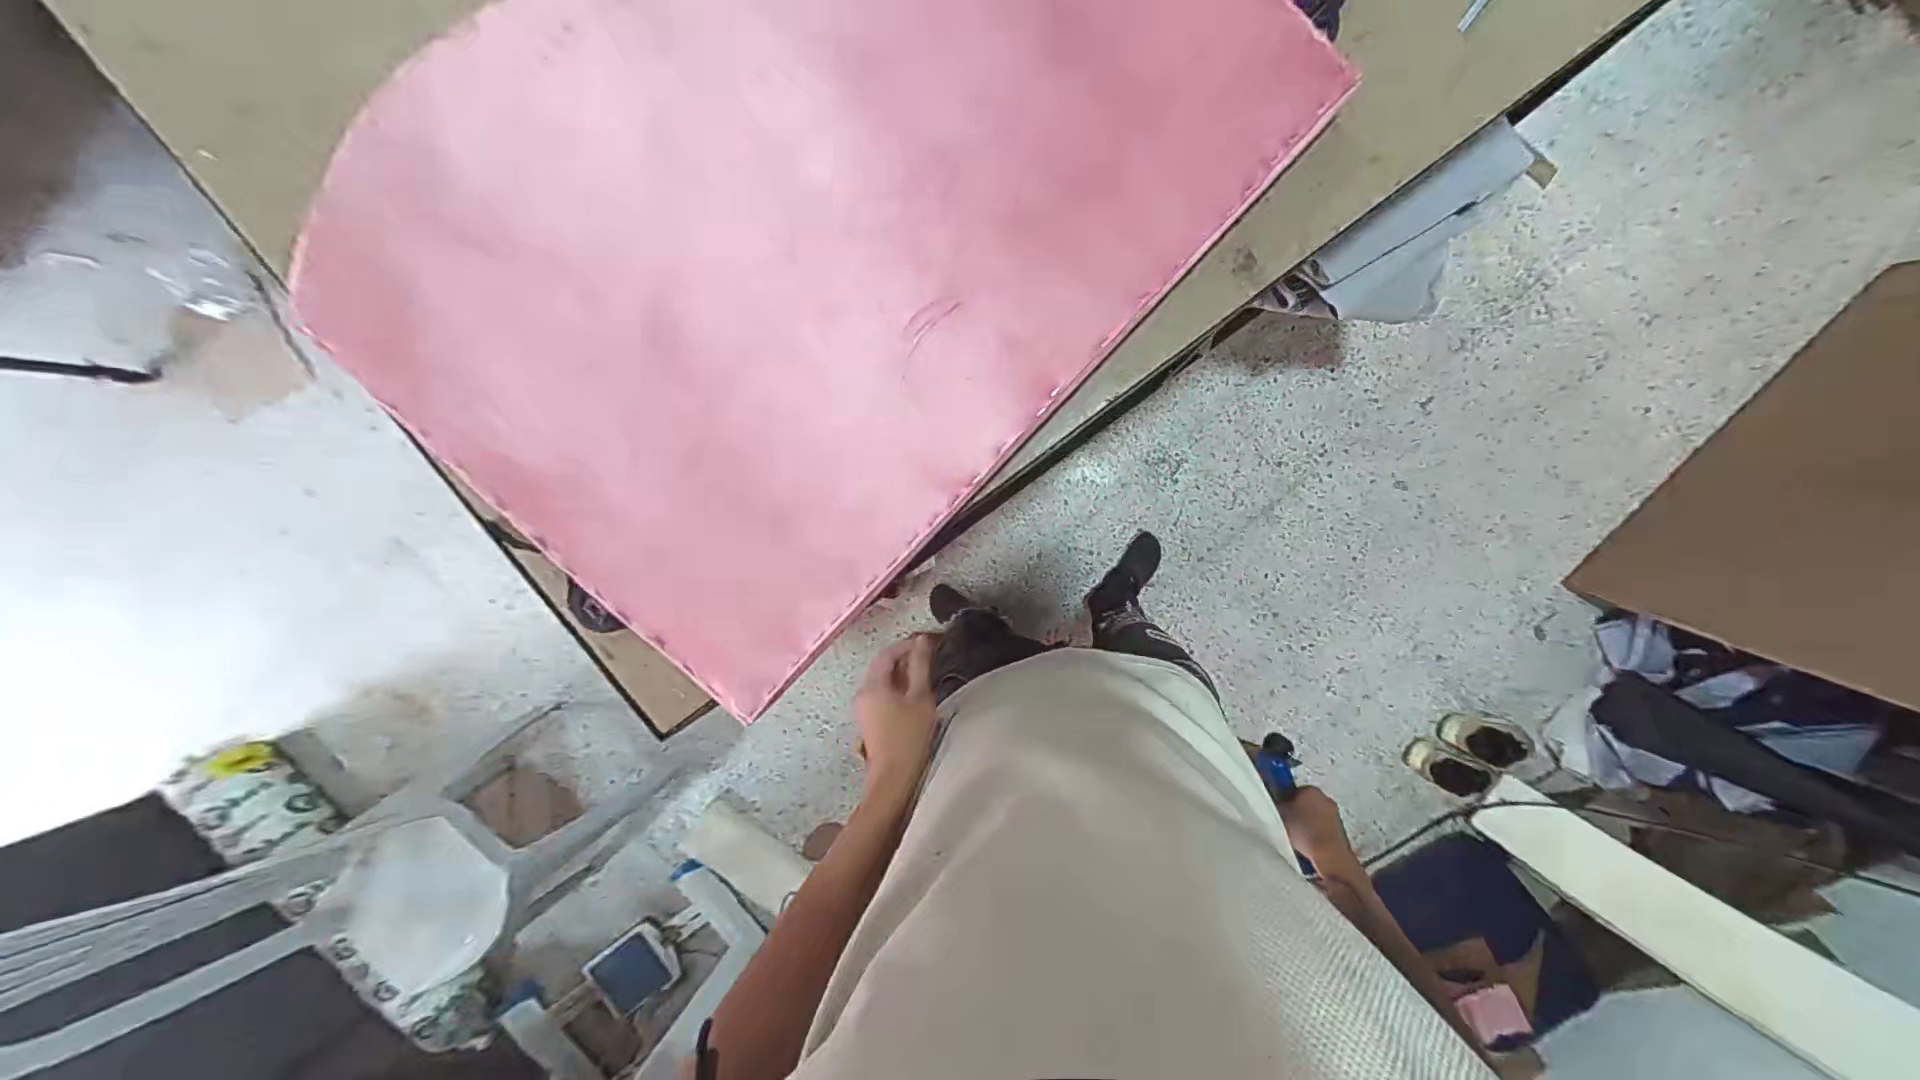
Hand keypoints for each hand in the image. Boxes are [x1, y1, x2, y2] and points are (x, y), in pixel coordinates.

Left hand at [853, 634, 938, 792]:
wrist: (893, 777)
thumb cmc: (909, 737)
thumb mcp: (920, 698)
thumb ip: (921, 666)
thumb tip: (921, 642)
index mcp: (873, 685)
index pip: (887, 653)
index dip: (907, 645)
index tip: (927, 643)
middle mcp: (863, 693)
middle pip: (883, 666)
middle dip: (905, 658)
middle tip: (929, 658)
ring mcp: (865, 708)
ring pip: (883, 681)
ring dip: (903, 674)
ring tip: (926, 676)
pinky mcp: (870, 720)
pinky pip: (883, 694)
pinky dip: (898, 688)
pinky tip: (915, 696)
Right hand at [1275, 785, 1364, 882]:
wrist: (1330, 857)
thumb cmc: (1303, 831)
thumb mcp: (1278, 814)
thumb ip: (1274, 804)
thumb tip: (1272, 803)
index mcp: (1311, 789)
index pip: (1292, 790)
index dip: (1282, 799)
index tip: (1276, 810)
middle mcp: (1326, 799)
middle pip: (1305, 803)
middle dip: (1296, 812)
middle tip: (1283, 823)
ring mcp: (1336, 817)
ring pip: (1314, 817)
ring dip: (1306, 825)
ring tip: (1294, 838)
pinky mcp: (1342, 833)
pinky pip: (1322, 831)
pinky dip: (1315, 836)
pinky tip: (1307, 846)